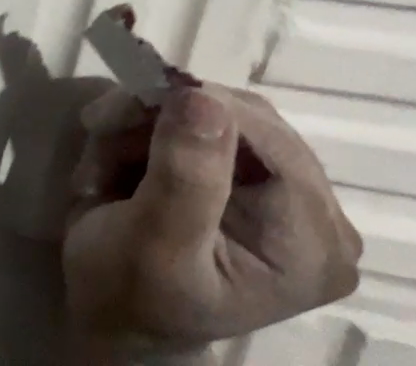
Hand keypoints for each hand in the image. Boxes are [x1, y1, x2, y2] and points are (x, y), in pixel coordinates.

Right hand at [63, 84, 361, 363]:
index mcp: (312, 241)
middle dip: (159, 117)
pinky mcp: (248, 185)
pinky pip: (198, 126)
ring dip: (143, 122)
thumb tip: (202, 98)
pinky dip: (146, 130)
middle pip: (242, 119)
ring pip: (213, 113)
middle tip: (98, 134)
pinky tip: (118, 159)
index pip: (266, 138)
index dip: (192, 107)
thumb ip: (184, 177)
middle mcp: (317, 216)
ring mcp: (285, 199)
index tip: (114, 113)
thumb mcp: (151, 242)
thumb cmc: (129, 291)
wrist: (115, 317)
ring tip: (102, 159)